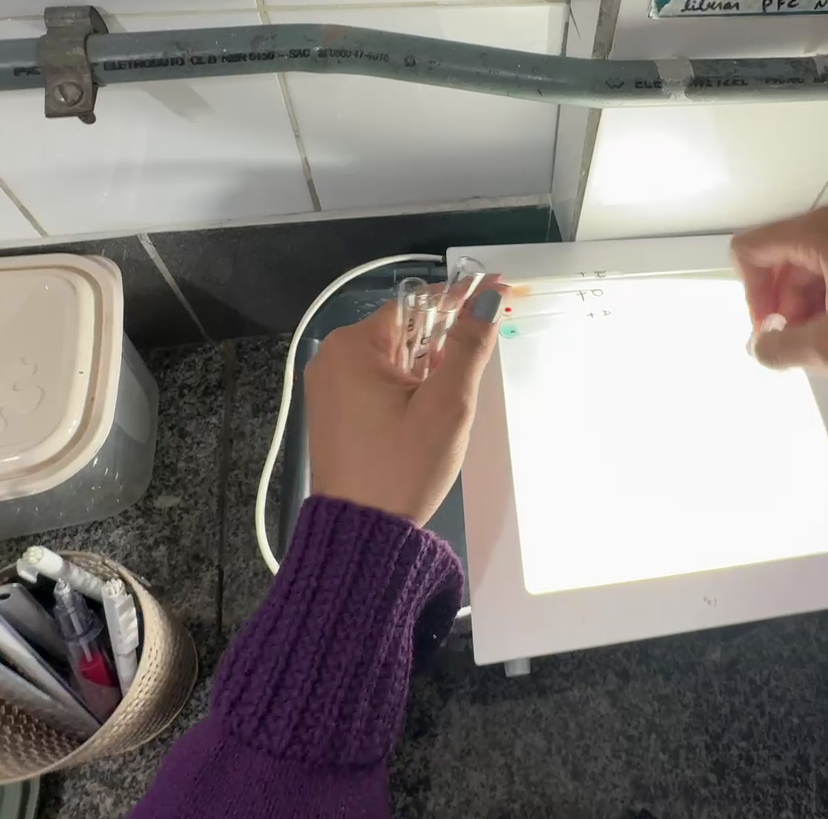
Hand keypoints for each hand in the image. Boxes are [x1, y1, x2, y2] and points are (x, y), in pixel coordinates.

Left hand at [305, 286, 504, 524]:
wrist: (362, 535)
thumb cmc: (404, 465)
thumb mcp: (447, 403)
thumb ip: (469, 344)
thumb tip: (490, 296)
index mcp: (353, 347)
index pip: (416, 305)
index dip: (459, 299)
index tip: (497, 291)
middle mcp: (333, 358)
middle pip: (404, 330)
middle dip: (444, 339)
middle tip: (480, 356)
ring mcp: (330, 387)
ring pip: (393, 357)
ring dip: (428, 365)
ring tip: (455, 392)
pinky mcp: (335, 412)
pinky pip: (378, 381)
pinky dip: (408, 385)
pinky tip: (430, 407)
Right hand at [732, 195, 827, 373]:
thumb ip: (778, 347)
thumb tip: (759, 345)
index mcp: (821, 230)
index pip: (752, 249)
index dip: (750, 293)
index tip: (772, 331)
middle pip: (786, 252)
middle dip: (784, 300)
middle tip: (803, 342)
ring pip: (820, 256)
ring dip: (812, 297)